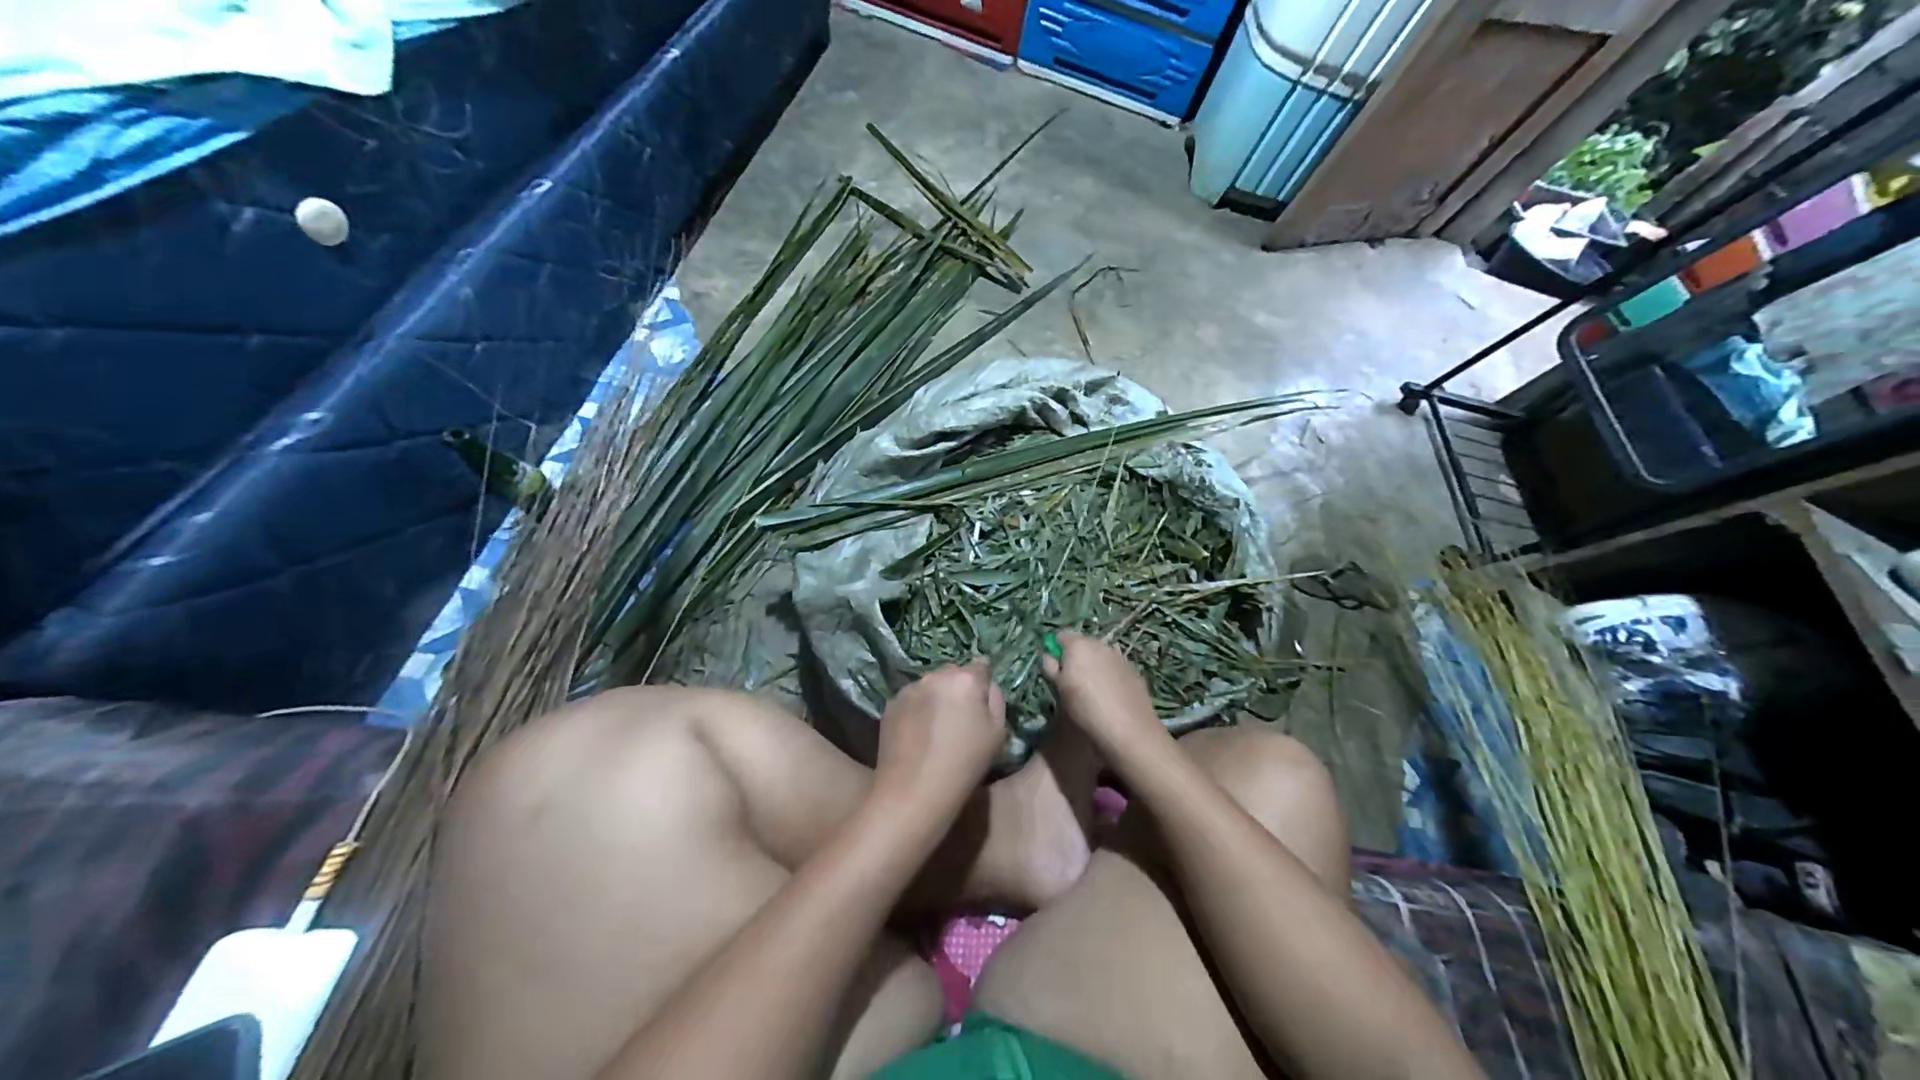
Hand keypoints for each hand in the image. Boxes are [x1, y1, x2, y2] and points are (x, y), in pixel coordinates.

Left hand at [873, 661, 1006, 816]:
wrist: (914, 790)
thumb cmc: (964, 763)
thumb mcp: (997, 733)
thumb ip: (995, 700)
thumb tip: (986, 685)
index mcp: (965, 679)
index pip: (981, 666)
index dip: (983, 684)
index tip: (980, 704)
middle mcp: (935, 676)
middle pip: (953, 673)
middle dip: (958, 688)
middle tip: (960, 718)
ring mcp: (910, 689)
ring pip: (930, 686)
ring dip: (936, 698)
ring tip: (936, 729)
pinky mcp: (891, 704)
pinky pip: (912, 699)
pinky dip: (917, 709)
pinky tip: (918, 734)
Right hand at [1042, 633, 1167, 758]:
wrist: (1127, 727)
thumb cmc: (1084, 707)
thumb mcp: (1058, 688)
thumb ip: (1050, 667)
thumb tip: (1049, 657)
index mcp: (1078, 645)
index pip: (1061, 636)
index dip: (1056, 650)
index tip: (1056, 670)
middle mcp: (1100, 644)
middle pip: (1083, 644)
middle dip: (1076, 658)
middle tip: (1073, 682)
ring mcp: (1120, 656)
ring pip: (1101, 655)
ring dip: (1095, 665)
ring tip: (1094, 690)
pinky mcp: (1134, 670)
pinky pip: (1116, 667)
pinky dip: (1111, 675)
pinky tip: (1111, 695)